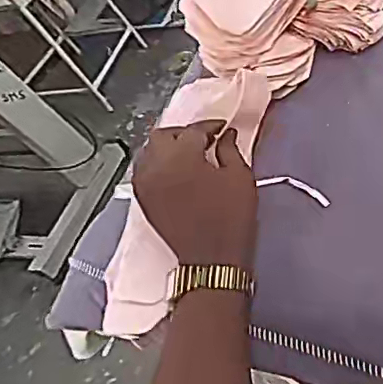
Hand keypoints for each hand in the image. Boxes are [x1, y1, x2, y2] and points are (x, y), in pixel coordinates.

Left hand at [134, 120, 257, 267]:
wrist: (211, 257)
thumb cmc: (231, 217)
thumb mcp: (239, 177)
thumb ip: (230, 150)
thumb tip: (226, 136)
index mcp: (182, 156)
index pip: (193, 130)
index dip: (211, 126)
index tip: (223, 128)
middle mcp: (156, 165)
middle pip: (164, 135)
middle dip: (185, 132)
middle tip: (206, 138)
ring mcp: (145, 182)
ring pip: (149, 151)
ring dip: (168, 146)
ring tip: (189, 152)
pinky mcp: (143, 197)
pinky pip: (145, 169)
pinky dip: (158, 162)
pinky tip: (175, 169)